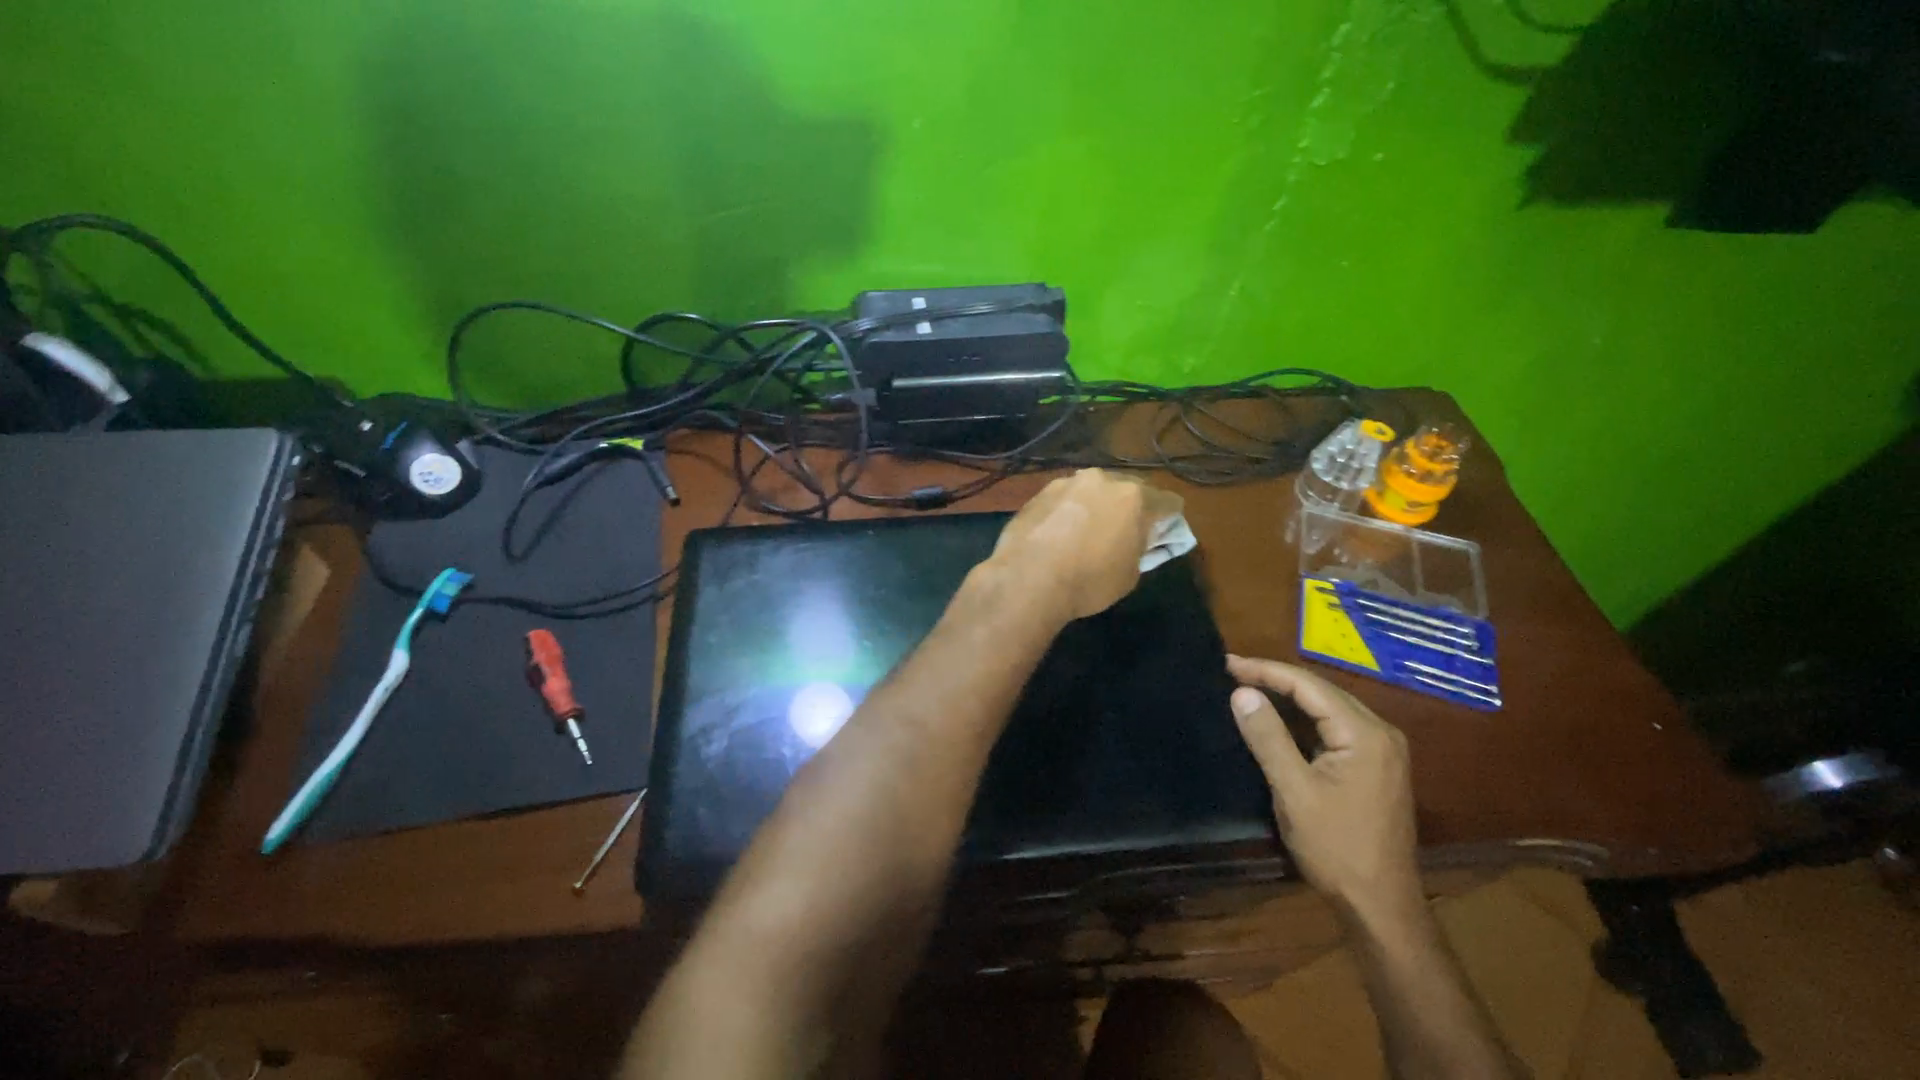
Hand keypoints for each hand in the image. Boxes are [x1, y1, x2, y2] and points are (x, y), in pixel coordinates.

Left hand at [991, 469, 1179, 621]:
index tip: (1161, 534)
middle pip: (1131, 488)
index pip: (1170, 502)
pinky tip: (1059, 532)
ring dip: (1098, 504)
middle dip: (1132, 507)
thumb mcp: (1129, 575)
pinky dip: (1070, 509)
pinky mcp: (1041, 491)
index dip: (1169, 520)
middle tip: (1124, 531)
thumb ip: (1139, 549)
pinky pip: (1067, 497)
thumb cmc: (1088, 581)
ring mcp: (1070, 482)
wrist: (1028, 578)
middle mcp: (1104, 480)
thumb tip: (1134, 541)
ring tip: (1087, 531)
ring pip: (1095, 489)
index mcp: (1135, 498)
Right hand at [1226, 655, 1420, 918]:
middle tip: (1232, 673)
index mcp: (1364, 734)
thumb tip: (1241, 693)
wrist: (1381, 904)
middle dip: (1277, 680)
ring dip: (1290, 699)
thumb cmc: (1336, 848)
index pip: (1310, 686)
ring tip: (1248, 690)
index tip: (1227, 664)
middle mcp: (1381, 733)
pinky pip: (1336, 729)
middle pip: (1322, 692)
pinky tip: (1279, 722)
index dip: (1266, 671)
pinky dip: (1305, 721)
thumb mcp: (1294, 791)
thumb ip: (1268, 738)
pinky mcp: (1377, 767)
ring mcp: (1383, 751)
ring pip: (1329, 710)